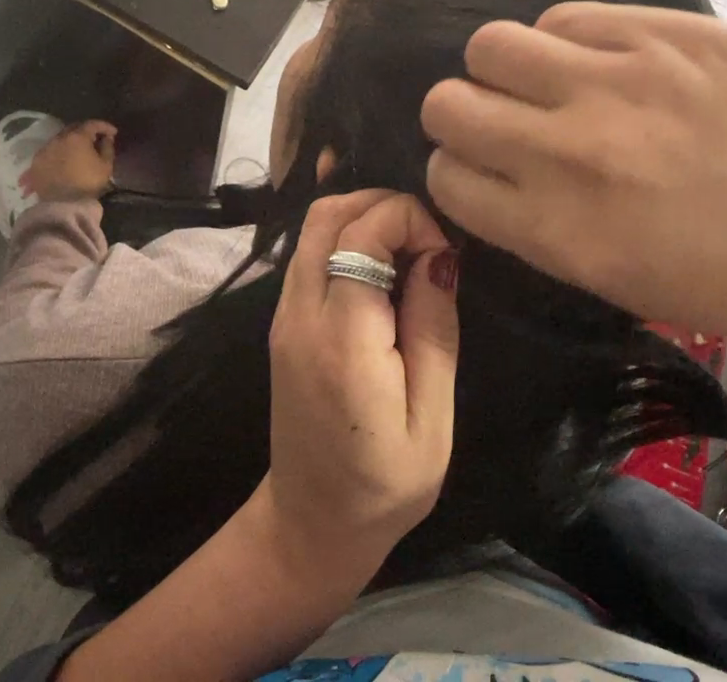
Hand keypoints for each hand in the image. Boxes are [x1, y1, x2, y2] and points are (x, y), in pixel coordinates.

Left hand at [23, 120, 116, 201]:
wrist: (63, 205)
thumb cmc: (88, 184)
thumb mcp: (106, 166)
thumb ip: (108, 148)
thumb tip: (106, 138)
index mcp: (77, 137)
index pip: (93, 124)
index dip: (105, 126)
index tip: (113, 133)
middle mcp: (58, 138)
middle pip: (74, 128)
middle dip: (86, 131)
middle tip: (95, 139)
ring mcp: (45, 149)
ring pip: (60, 139)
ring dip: (71, 141)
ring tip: (79, 150)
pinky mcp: (36, 161)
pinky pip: (50, 151)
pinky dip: (59, 152)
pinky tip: (64, 159)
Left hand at [264, 191, 460, 568]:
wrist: (312, 523)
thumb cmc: (385, 483)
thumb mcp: (433, 415)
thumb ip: (433, 327)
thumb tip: (439, 253)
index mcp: (342, 339)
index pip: (362, 232)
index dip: (410, 220)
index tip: (445, 257)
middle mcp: (300, 315)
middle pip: (326, 214)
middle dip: (382, 203)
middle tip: (428, 239)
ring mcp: (282, 317)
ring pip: (311, 228)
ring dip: (362, 218)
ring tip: (410, 253)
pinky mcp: (281, 325)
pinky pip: (307, 256)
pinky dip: (344, 241)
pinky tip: (382, 272)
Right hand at [421, 3, 726, 353]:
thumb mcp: (623, 283)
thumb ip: (542, 227)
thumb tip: (501, 174)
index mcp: (556, 231)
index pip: (445, 178)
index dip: (460, 173)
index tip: (488, 173)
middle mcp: (566, 151)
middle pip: (446, 103)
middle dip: (463, 117)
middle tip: (509, 124)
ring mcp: (616, 82)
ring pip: (491, 45)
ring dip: (506, 69)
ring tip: (553, 83)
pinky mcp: (667, 31)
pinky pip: (567, 16)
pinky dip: (567, 40)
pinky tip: (605, 61)